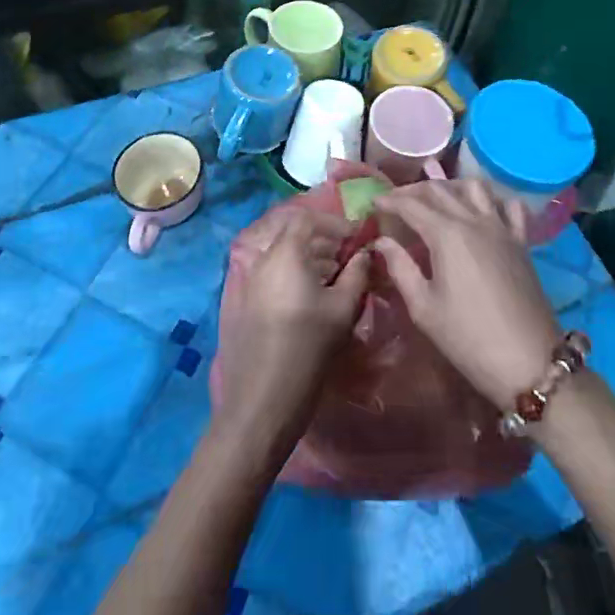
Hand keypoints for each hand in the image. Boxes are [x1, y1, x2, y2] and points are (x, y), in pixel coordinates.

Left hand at [216, 208, 370, 437]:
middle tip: (351, 258)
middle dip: (324, 241)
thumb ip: (357, 274)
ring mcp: (252, 282)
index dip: (334, 222)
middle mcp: (263, 260)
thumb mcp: (343, 308)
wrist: (264, 396)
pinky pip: (275, 275)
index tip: (357, 238)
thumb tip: (364, 253)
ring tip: (339, 279)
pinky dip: (297, 274)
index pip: (306, 218)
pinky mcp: (249, 302)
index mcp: (284, 254)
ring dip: (312, 258)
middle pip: (293, 236)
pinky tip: (317, 297)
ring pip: (284, 256)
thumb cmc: (309, 345)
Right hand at [369, 180, 559, 408]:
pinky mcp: (521, 242)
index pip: (411, 204)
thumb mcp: (423, 308)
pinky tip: (481, 211)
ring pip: (474, 187)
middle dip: (413, 191)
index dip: (389, 200)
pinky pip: (508, 206)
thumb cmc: (467, 338)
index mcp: (446, 235)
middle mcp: (474, 221)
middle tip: (396, 202)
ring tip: (435, 199)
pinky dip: (491, 199)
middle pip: (440, 190)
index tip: (374, 202)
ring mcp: (502, 228)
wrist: (528, 361)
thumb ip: (401, 268)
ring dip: (450, 186)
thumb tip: (383, 242)